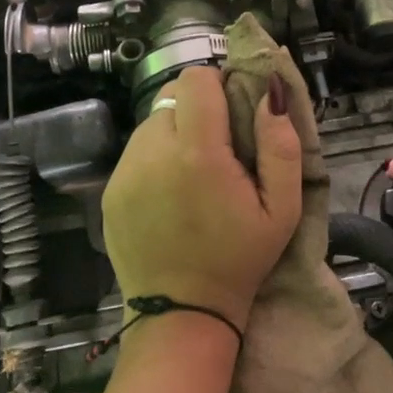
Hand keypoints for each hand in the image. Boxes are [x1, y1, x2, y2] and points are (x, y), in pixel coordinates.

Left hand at [101, 66, 302, 329]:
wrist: (182, 314)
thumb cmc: (240, 259)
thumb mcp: (283, 209)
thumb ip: (281, 145)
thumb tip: (270, 91)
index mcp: (198, 153)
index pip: (195, 78)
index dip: (217, 86)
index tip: (232, 114)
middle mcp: (153, 153)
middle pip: (172, 96)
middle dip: (197, 111)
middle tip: (217, 148)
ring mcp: (125, 172)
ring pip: (152, 123)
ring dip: (174, 134)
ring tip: (192, 173)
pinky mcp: (109, 190)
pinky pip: (136, 153)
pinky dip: (154, 160)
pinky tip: (170, 194)